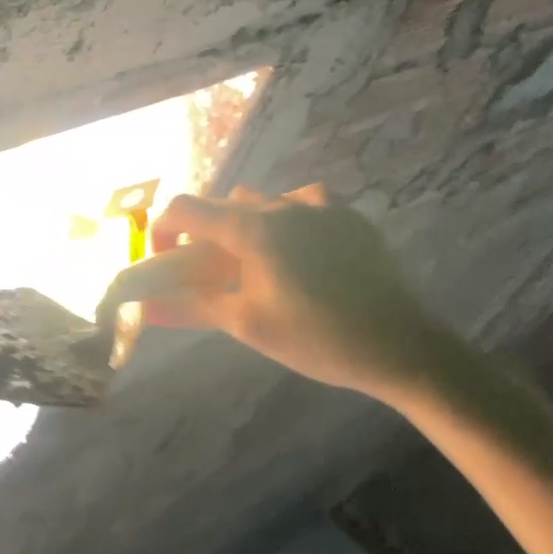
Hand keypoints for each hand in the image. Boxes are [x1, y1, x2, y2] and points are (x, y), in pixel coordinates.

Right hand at [104, 185, 450, 399]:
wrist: (409, 352)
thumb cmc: (319, 339)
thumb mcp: (247, 325)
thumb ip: (190, 307)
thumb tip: (143, 308)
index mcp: (251, 229)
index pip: (184, 209)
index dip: (165, 230)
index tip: (168, 259)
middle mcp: (280, 206)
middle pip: (220, 205)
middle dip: (203, 233)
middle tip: (210, 271)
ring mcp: (320, 208)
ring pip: (260, 201)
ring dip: (244, 222)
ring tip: (254, 260)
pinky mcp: (350, 218)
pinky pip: (303, 203)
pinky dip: (288, 218)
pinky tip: (298, 248)